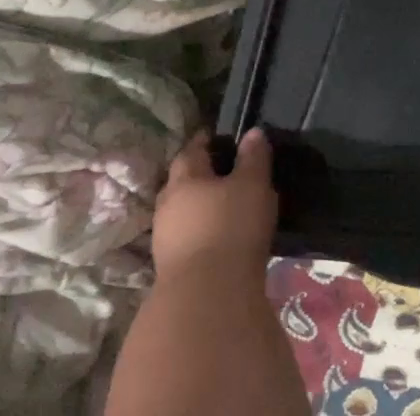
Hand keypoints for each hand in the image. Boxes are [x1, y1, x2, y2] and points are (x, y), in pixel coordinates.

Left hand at [152, 128, 277, 281]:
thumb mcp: (254, 184)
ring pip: (182, 207)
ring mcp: (165, 234)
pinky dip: (200, 222)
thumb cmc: (233, 223)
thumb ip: (254, 157)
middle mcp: (168, 203)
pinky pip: (186, 229)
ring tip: (224, 199)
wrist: (207, 287)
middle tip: (222, 167)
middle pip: (181, 180)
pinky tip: (218, 227)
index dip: (203, 141)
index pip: (191, 152)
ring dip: (198, 200)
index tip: (217, 134)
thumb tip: (252, 132)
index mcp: (186, 179)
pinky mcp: (172, 259)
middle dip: (198, 171)